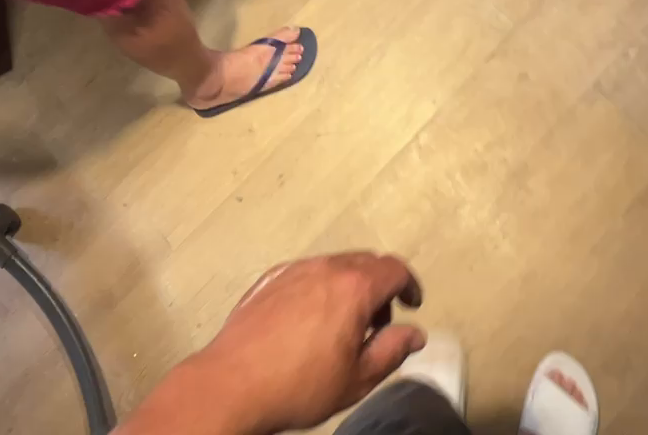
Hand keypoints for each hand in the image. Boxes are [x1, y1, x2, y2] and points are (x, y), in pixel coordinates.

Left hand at [166, 253, 426, 434]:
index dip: (409, 285)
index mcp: (354, 287)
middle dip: (380, 286)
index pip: (394, 269)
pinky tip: (309, 322)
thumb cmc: (300, 385)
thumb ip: (391, 351)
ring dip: (350, 286)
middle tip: (379, 323)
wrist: (232, 383)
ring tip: (343, 326)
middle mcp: (326, 267)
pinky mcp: (270, 278)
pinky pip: (307, 273)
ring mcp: (295, 269)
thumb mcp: (356, 379)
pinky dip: (321, 288)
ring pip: (335, 265)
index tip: (412, 305)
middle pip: (366, 262)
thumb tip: (415, 334)